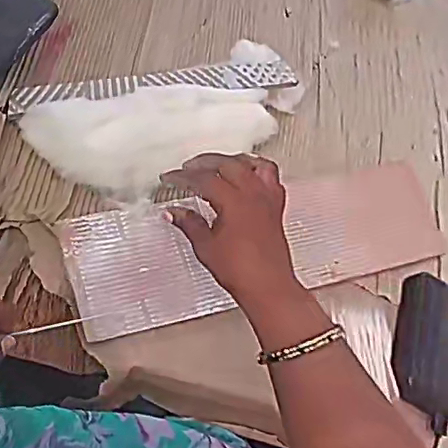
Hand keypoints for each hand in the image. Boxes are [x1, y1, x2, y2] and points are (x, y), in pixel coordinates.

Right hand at [164, 154, 299, 304]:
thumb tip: (176, 212)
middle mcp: (254, 195)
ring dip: (232, 160)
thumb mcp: (205, 245)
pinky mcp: (276, 208)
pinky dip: (257, 170)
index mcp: (234, 201)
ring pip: (252, 164)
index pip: (203, 178)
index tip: (170, 178)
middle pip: (227, 164)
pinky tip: (248, 176)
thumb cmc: (242, 271)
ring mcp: (268, 200)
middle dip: (204, 163)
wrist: (268, 287)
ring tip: (217, 163)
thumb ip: (189, 223)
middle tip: (187, 168)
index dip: (182, 177)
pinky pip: (270, 177)